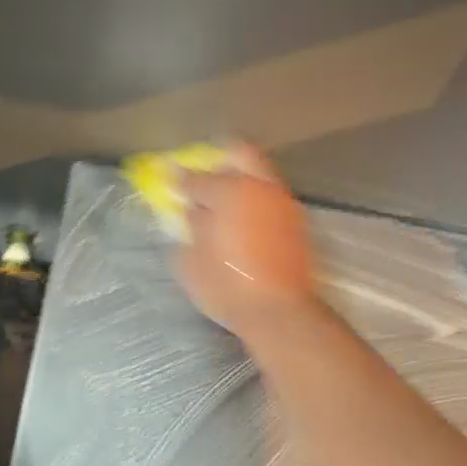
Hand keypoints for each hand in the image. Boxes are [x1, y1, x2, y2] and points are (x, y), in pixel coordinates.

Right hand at [176, 143, 318, 340]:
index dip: (179, 179)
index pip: (197, 177)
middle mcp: (259, 188)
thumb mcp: (192, 263)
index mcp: (228, 193)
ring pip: (260, 175)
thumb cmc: (227, 288)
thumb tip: (191, 214)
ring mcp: (282, 203)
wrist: (278, 312)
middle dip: (220, 160)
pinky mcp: (296, 223)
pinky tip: (243, 221)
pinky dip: (255, 202)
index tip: (170, 180)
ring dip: (241, 181)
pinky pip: (271, 198)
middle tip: (204, 177)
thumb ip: (189, 230)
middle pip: (241, 154)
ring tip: (224, 202)